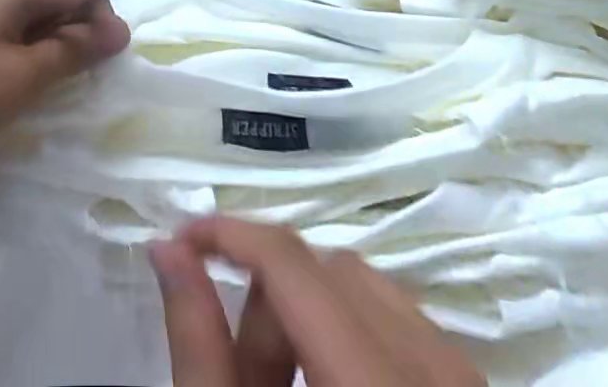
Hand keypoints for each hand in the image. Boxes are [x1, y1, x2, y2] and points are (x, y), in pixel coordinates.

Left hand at [0, 0, 128, 183]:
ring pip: (34, 28)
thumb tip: (120, 29)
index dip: (104, 25)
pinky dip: (23, 67)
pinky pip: (8, 45)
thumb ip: (75, 50)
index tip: (104, 70)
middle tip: (73, 88)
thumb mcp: (25, 75)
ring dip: (51, 58)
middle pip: (59, 4)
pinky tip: (15, 97)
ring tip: (44, 96)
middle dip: (78, 41)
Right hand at [151, 219, 481, 386]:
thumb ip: (197, 342)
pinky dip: (346, 334)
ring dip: (304, 316)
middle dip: (265, 306)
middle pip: (326, 276)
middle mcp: (440, 378)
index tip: (178, 240)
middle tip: (231, 371)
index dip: (227, 236)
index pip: (293, 265)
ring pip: (365, 291)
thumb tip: (167, 249)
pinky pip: (401, 324)